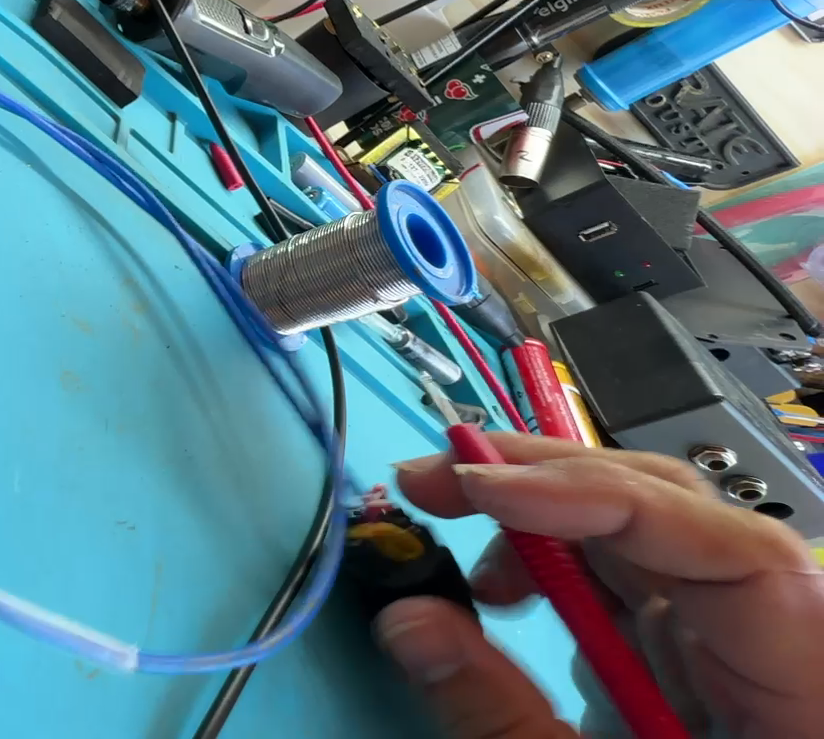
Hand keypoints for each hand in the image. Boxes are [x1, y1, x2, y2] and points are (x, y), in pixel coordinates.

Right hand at [374, 433, 823, 738]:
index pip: (737, 557)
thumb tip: (406, 618)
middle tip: (433, 477)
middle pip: (679, 513)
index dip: (603, 499)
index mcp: (807, 705)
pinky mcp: (682, 658)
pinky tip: (493, 584)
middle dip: (543, 475)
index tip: (480, 489)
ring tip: (446, 519)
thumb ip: (500, 718)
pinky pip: (611, 574)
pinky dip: (534, 553)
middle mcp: (779, 658)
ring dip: (528, 505)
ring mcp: (728, 652)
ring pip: (636, 526)